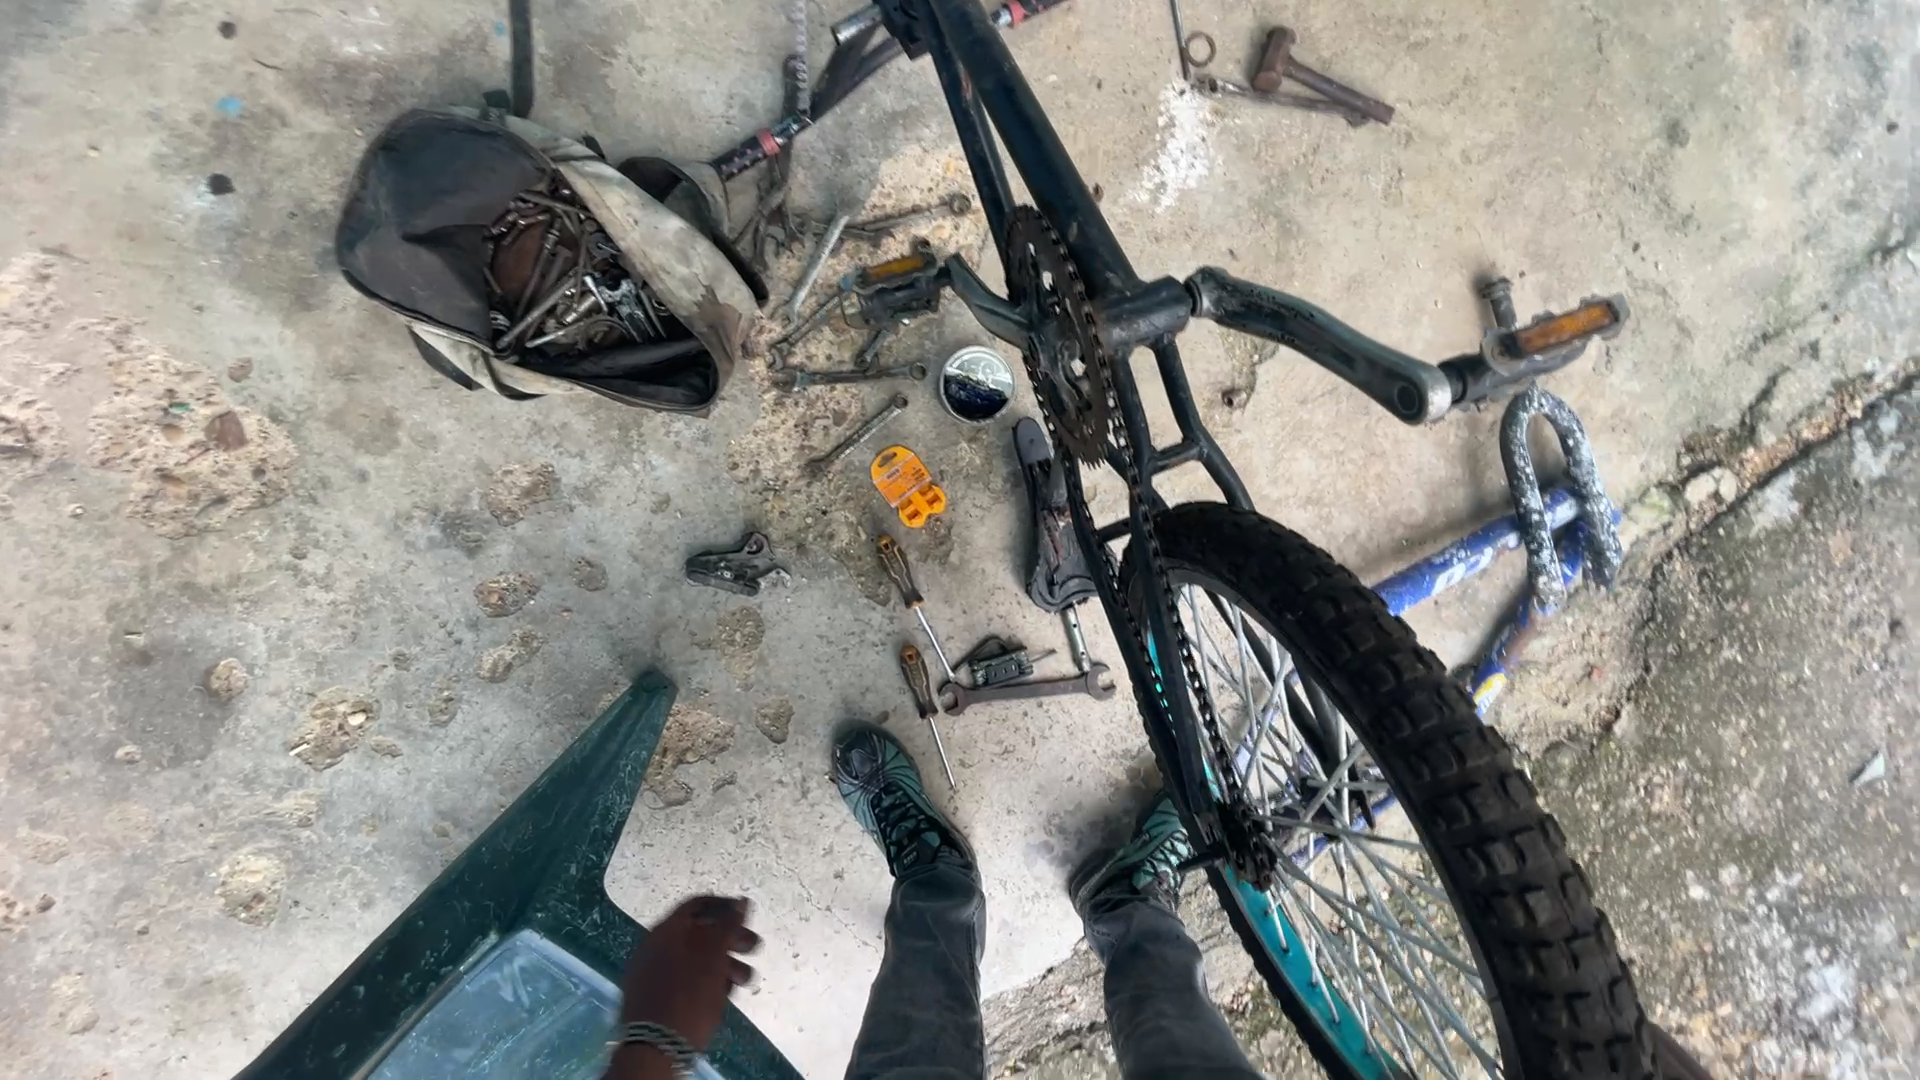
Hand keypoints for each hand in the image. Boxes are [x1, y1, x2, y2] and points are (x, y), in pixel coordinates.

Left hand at [618, 895, 759, 1050]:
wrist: (654, 1049)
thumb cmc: (689, 996)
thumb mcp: (714, 956)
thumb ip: (728, 925)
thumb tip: (742, 901)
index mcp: (667, 930)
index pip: (699, 904)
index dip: (726, 905)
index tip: (747, 915)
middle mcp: (656, 946)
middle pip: (700, 931)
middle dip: (731, 939)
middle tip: (753, 947)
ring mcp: (652, 973)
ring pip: (695, 957)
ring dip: (724, 963)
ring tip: (745, 979)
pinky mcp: (654, 997)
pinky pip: (685, 977)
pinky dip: (706, 979)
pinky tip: (724, 993)